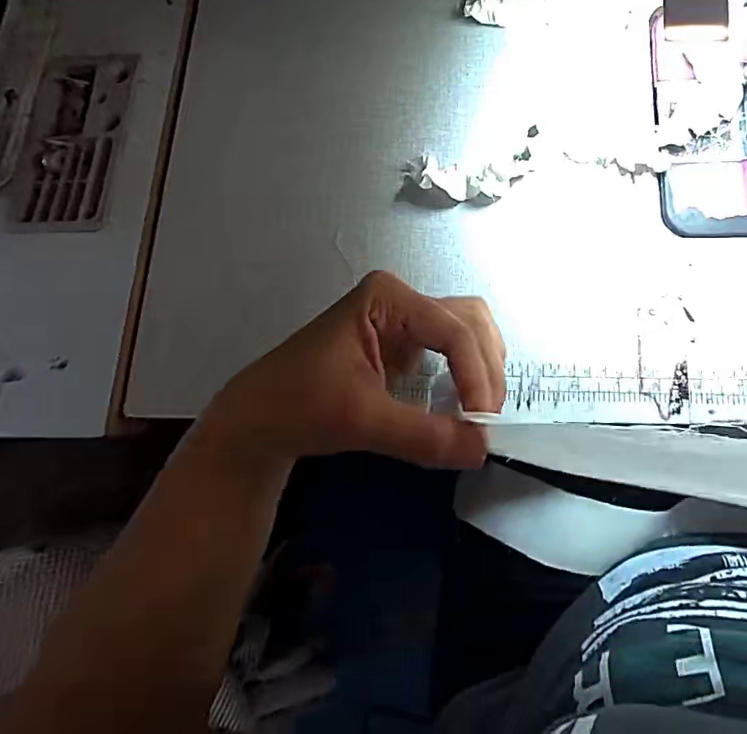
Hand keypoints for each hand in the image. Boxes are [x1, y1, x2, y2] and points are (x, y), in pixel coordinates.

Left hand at [200, 272, 506, 469]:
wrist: (259, 419)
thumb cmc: (299, 405)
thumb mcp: (361, 419)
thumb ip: (423, 435)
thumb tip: (482, 449)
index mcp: (387, 298)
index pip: (452, 330)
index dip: (476, 375)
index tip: (481, 424)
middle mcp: (401, 300)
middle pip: (470, 320)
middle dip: (486, 366)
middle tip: (487, 417)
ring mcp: (404, 320)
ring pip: (467, 330)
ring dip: (483, 367)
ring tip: (480, 412)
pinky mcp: (404, 345)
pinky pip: (453, 350)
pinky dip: (469, 374)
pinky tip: (467, 405)